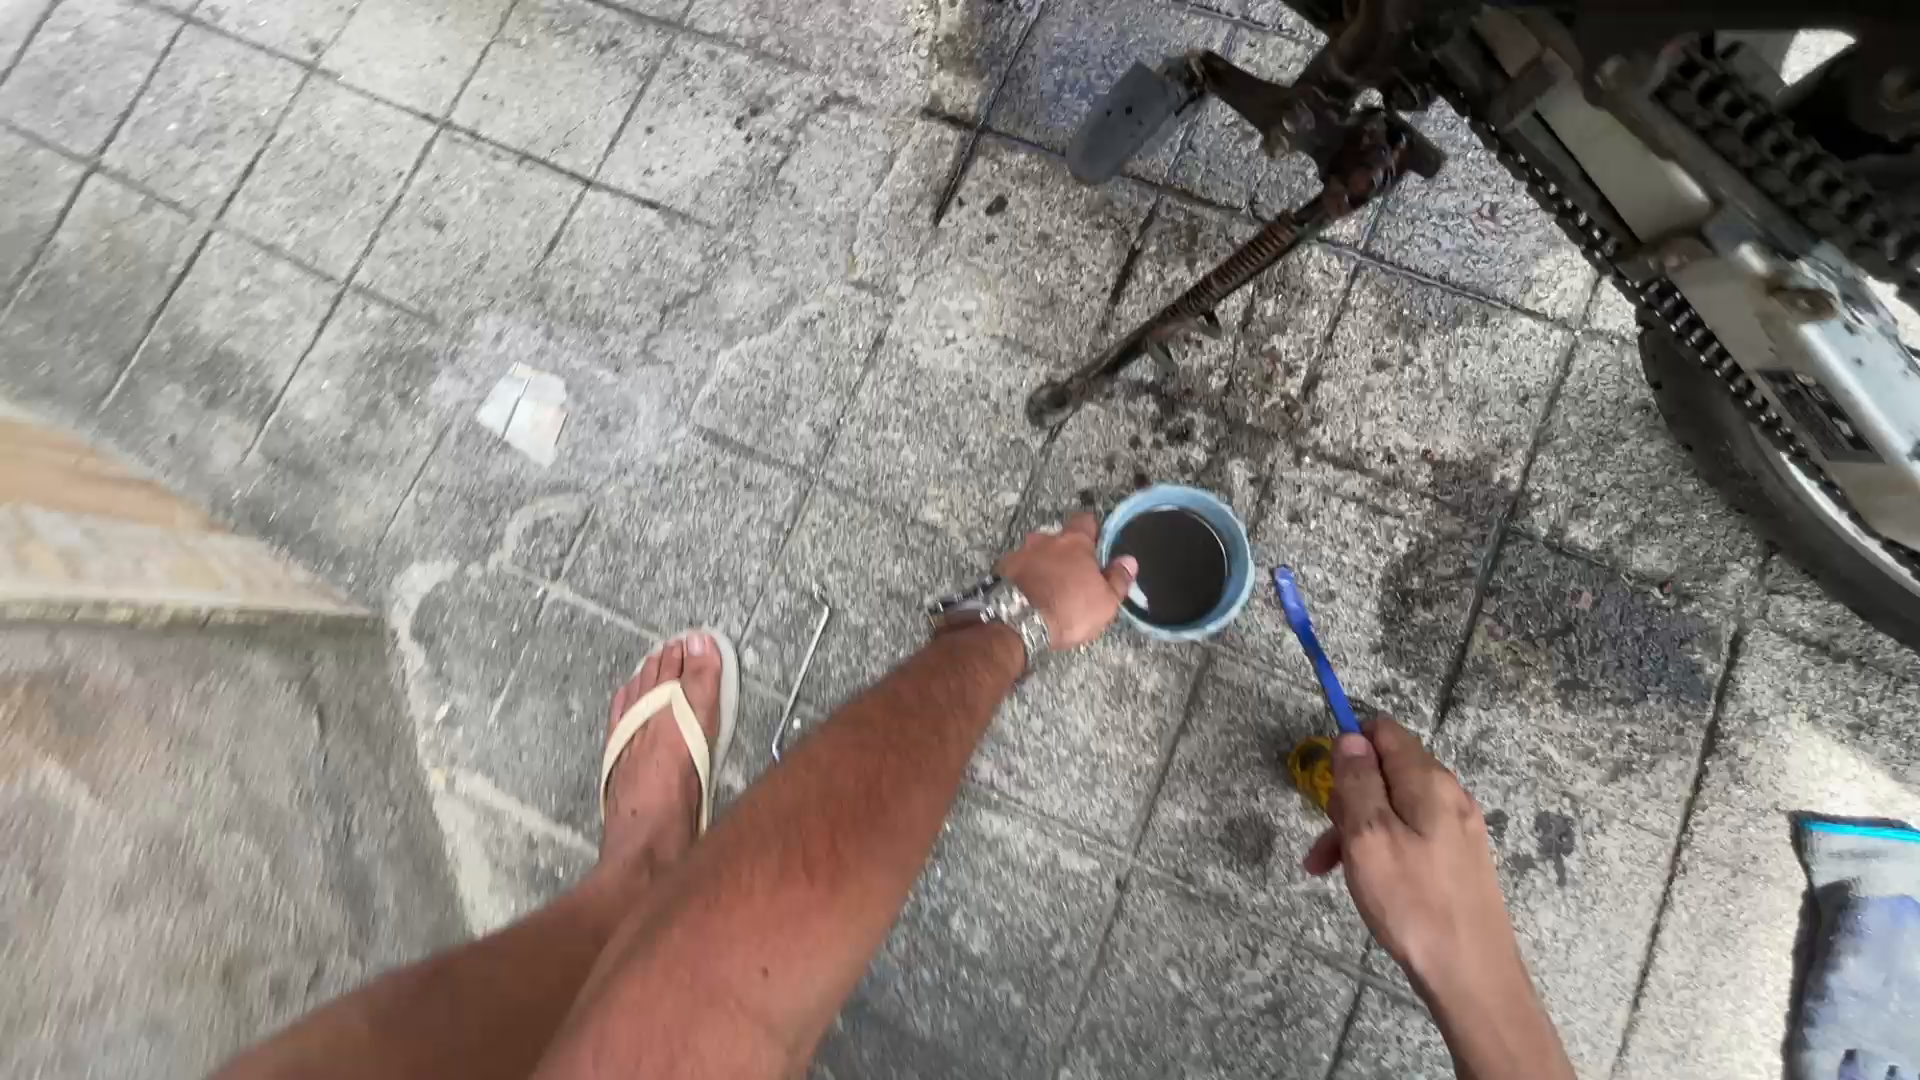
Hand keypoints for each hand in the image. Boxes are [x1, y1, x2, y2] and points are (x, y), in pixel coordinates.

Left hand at [997, 513, 1136, 649]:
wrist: (1019, 623)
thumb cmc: (1069, 610)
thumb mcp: (1106, 602)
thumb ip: (1118, 578)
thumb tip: (1128, 561)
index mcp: (1074, 542)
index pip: (1085, 520)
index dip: (1091, 531)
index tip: (1095, 546)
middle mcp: (1044, 539)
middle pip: (1058, 538)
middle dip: (1064, 552)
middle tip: (1071, 575)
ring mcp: (1020, 552)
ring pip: (1036, 552)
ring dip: (1042, 564)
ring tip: (1047, 588)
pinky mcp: (1001, 569)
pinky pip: (1017, 568)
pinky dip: (1024, 576)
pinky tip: (1027, 594)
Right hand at [1302, 717, 1572, 1079]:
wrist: (1472, 979)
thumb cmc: (1411, 901)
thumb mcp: (1367, 834)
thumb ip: (1356, 779)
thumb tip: (1350, 736)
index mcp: (1428, 782)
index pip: (1384, 731)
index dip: (1349, 744)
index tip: (1327, 780)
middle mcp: (1448, 796)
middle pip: (1384, 770)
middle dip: (1347, 794)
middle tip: (1329, 833)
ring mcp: (1456, 829)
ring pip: (1390, 806)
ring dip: (1355, 826)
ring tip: (1330, 866)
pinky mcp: (1457, 859)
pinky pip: (1407, 834)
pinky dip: (1378, 846)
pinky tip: (1361, 878)